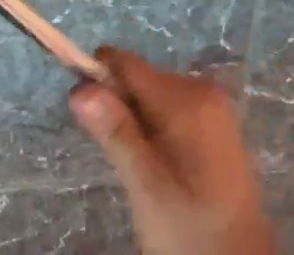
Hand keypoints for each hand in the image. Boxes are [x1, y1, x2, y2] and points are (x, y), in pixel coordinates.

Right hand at [69, 48, 275, 254]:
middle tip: (128, 161)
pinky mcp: (214, 123)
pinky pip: (165, 109)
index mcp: (186, 98)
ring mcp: (211, 106)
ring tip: (148, 170)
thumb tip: (79, 88)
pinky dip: (154, 132)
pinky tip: (165, 168)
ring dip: (135, 124)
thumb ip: (116, 134)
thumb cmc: (193, 232)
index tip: (96, 127)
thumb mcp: (147, 188)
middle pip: (133, 78)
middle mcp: (201, 89)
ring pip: (146, 95)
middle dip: (119, 111)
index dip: (98, 86)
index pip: (120, 62)